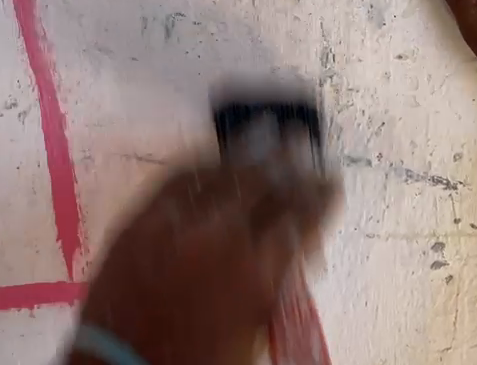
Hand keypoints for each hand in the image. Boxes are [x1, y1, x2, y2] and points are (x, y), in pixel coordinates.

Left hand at [73, 157, 338, 364]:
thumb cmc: (199, 360)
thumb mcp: (255, 328)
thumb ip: (275, 282)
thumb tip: (297, 246)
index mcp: (257, 275)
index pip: (299, 220)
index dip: (319, 198)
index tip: (331, 181)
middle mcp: (222, 238)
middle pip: (266, 185)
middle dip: (289, 162)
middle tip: (303, 143)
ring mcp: (180, 221)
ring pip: (224, 172)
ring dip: (252, 151)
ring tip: (270, 134)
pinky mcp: (145, 215)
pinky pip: (180, 175)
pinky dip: (204, 161)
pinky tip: (218, 154)